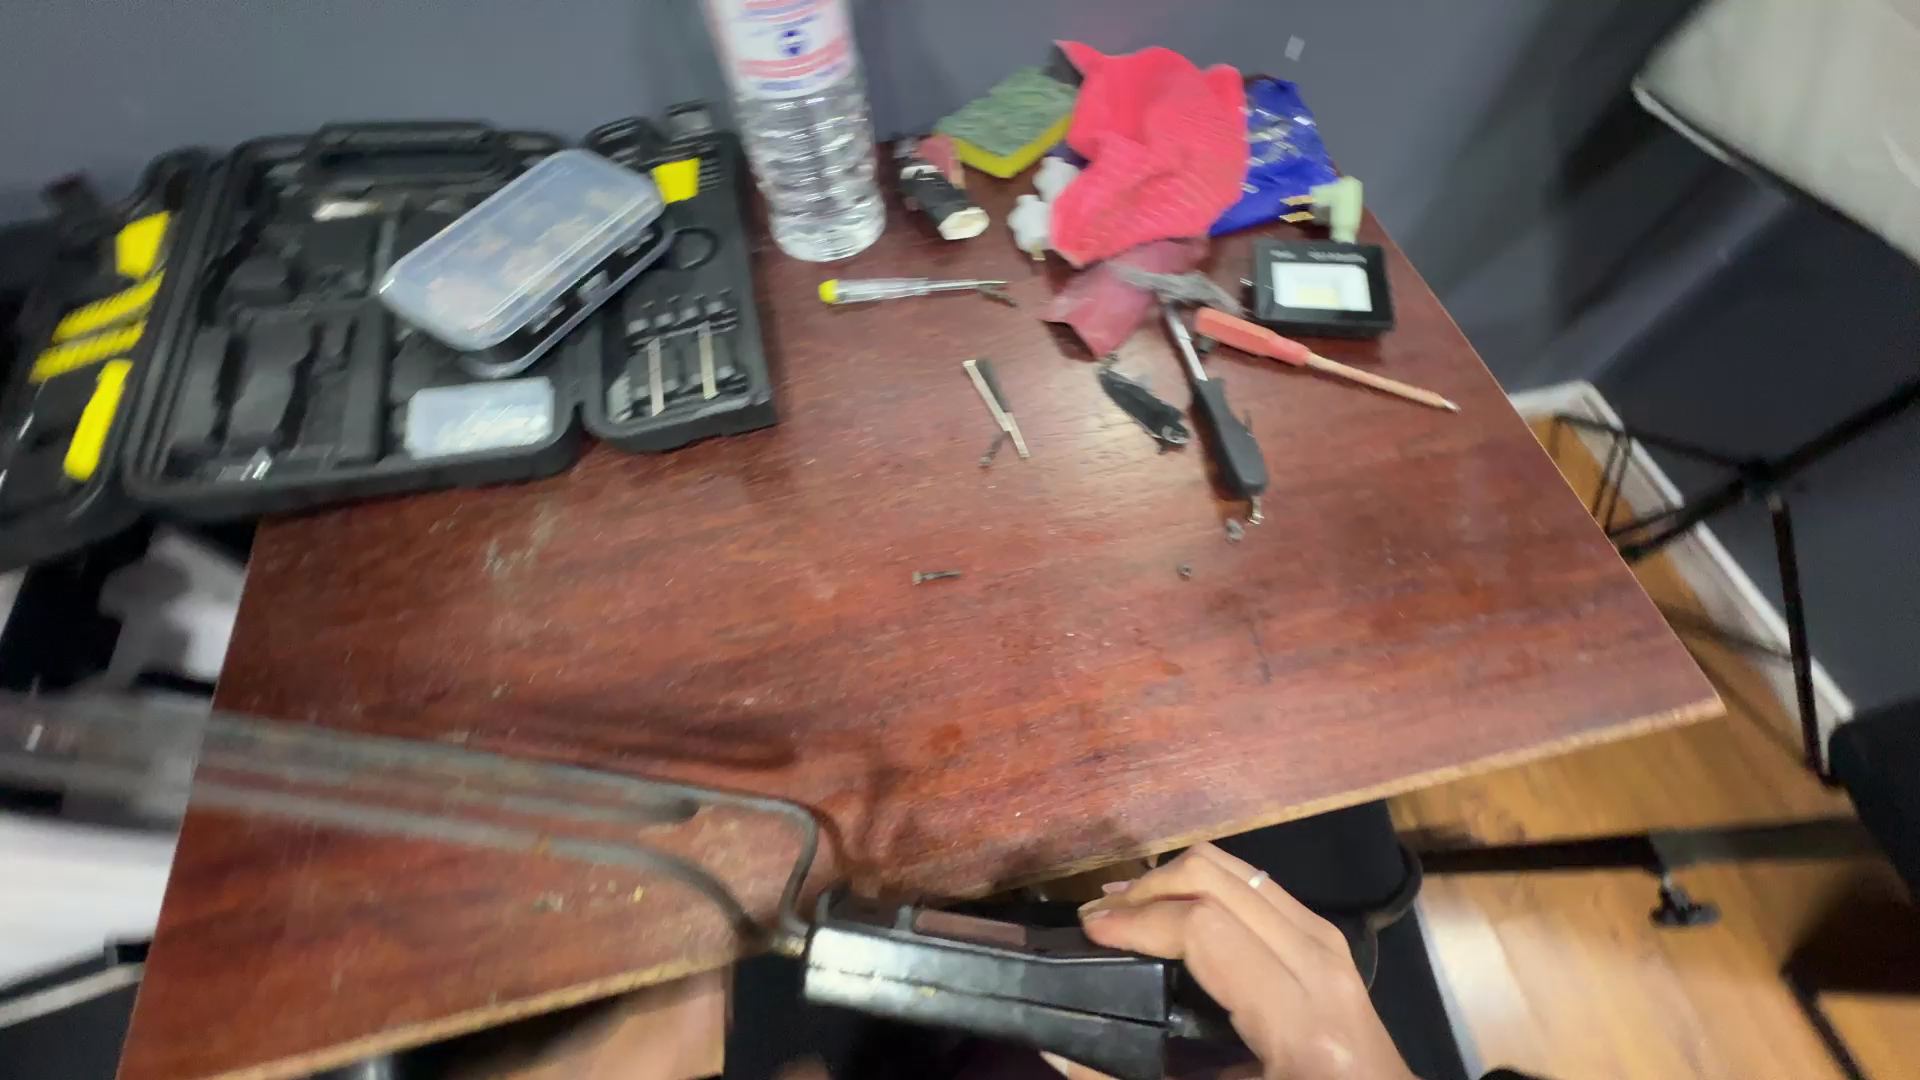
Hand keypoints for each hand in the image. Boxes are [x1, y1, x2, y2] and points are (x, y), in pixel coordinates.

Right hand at [1060, 843, 1418, 1079]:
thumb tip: (1059, 1047)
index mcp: (1300, 1024)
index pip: (1204, 929)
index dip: (1138, 921)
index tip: (1090, 932)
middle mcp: (1319, 964)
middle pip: (1215, 879)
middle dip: (1146, 889)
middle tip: (1099, 917)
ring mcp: (1327, 942)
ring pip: (1232, 867)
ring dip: (1170, 878)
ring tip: (1125, 906)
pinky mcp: (1325, 936)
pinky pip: (1251, 882)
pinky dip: (1201, 884)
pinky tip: (1172, 907)